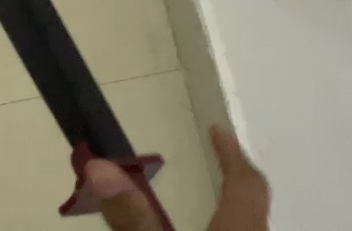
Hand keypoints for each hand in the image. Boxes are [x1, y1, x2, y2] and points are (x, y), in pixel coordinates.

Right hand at [88, 126, 269, 230]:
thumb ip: (132, 216)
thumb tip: (97, 165)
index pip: (246, 186)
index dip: (232, 155)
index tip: (218, 129)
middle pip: (254, 211)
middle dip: (235, 184)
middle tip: (214, 161)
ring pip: (247, 228)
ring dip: (231, 213)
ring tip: (206, 201)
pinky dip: (224, 227)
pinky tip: (199, 228)